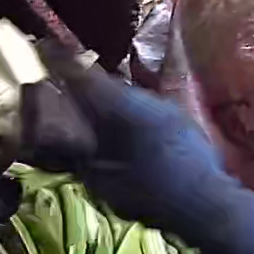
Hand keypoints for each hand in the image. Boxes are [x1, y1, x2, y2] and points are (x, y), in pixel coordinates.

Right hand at [26, 57, 253, 253]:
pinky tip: (131, 137)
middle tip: (68, 95)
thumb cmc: (150, 196)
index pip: (85, 77)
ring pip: (130, 99)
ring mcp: (169, 108)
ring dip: (112, 105)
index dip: (62, 63)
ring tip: (98, 121)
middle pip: (108, 86)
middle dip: (87, 89)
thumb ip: (78, 156)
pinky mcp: (184, 122)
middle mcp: (147, 99)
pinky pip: (149, 111)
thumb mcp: (102, 181)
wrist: (208, 205)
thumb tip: (59, 143)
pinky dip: (132, 118)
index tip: (44, 49)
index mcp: (123, 109)